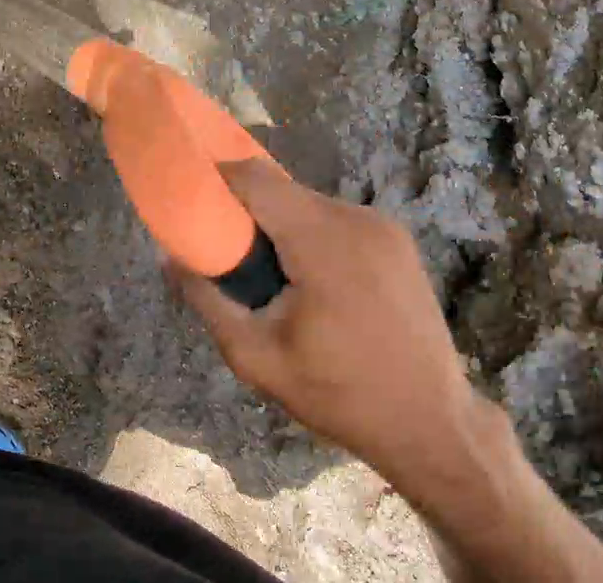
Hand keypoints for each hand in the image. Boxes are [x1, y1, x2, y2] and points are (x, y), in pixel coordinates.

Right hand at [171, 158, 478, 476]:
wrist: (434, 426)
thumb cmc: (339, 393)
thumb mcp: (255, 356)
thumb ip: (207, 299)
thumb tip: (168, 257)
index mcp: (322, 240)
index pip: (254, 177)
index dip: (215, 177)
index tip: (191, 199)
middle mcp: (356, 219)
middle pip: (280, 190)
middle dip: (245, 211)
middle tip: (224, 252)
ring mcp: (383, 228)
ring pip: (307, 204)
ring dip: (278, 225)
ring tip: (269, 275)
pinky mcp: (397, 242)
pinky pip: (335, 221)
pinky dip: (309, 236)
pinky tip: (308, 281)